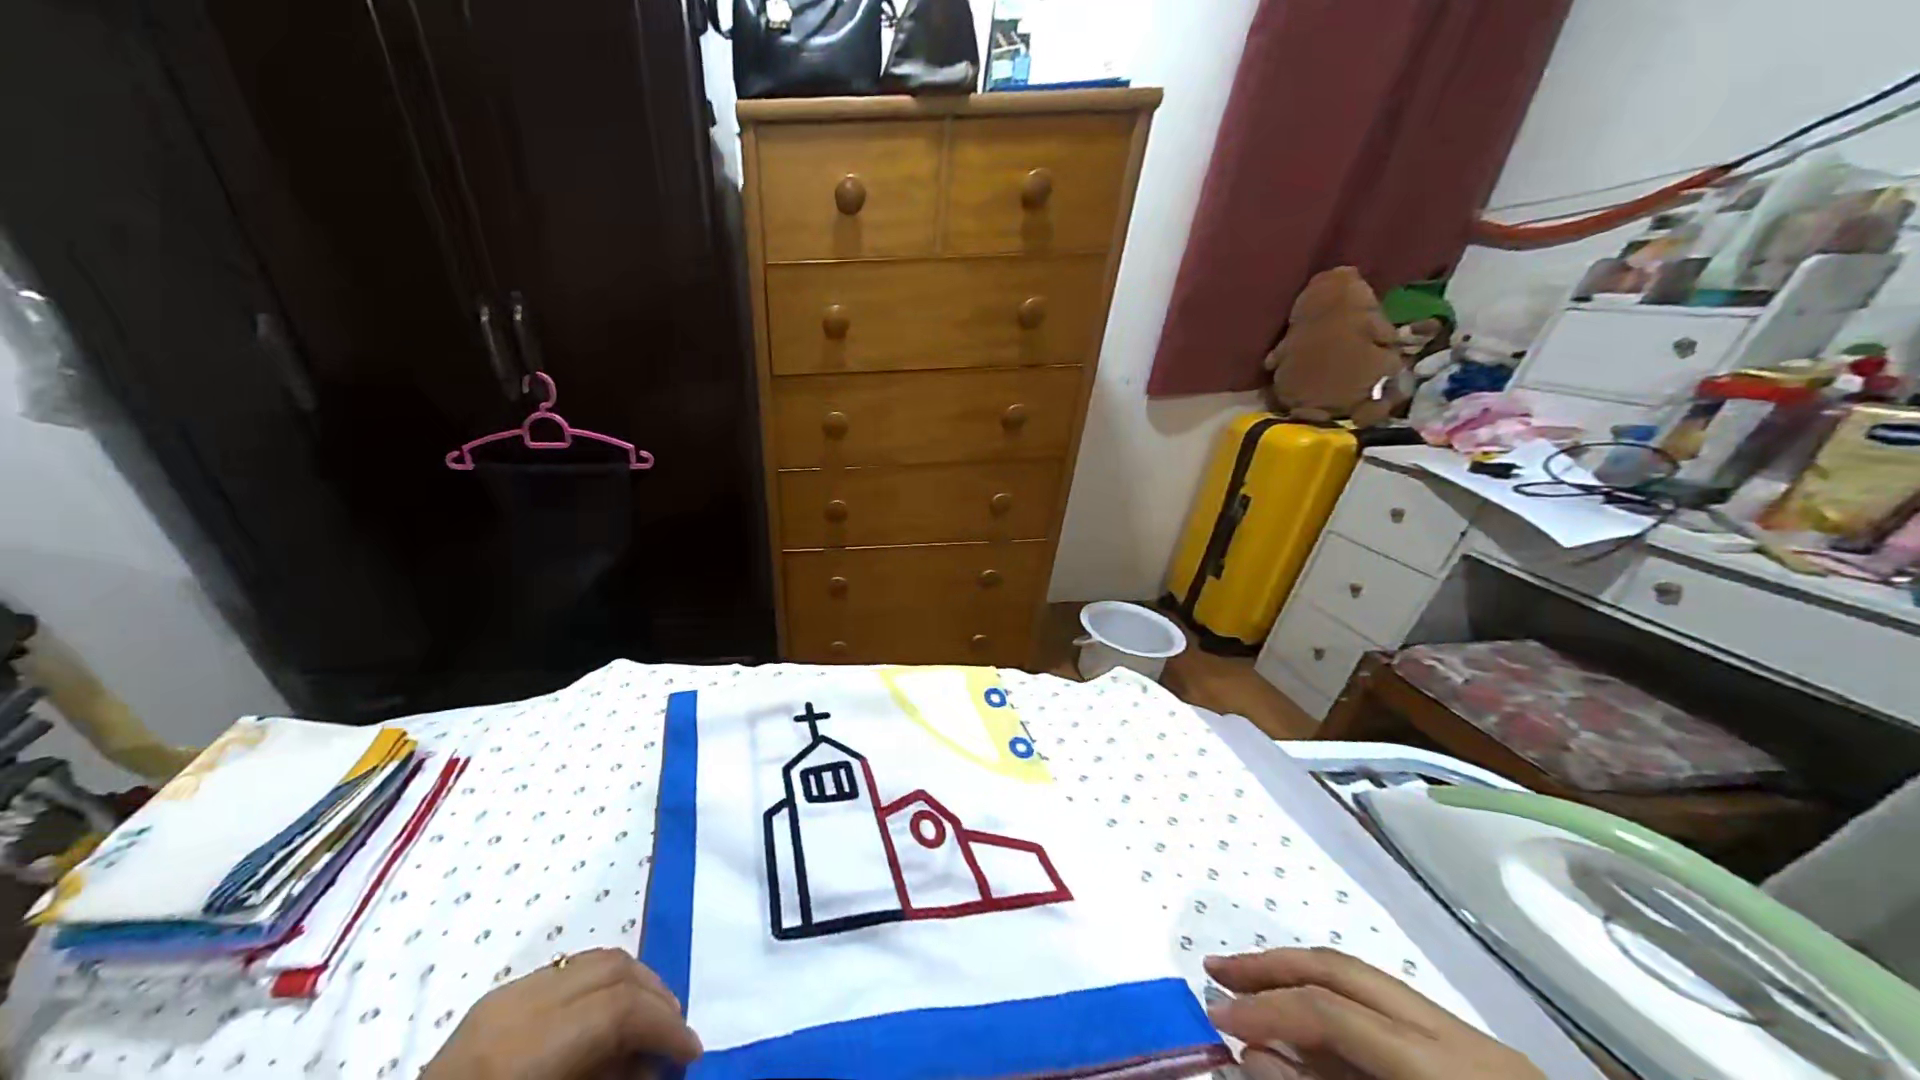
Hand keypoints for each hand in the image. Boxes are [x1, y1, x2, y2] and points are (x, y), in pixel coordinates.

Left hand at [422, 948, 702, 1079]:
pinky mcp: (493, 998)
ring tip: (649, 1021)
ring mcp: (501, 994)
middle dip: (656, 995)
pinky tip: (607, 1018)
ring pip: (594, 959)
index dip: (666, 1024)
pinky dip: (601, 985)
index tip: (692, 1051)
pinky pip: (566, 972)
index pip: (619, 1007)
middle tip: (676, 1032)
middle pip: (613, 967)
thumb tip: (658, 1062)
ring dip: (633, 982)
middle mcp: (515, 1005)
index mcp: (523, 1049)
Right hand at [1205, 948, 1542, 1079]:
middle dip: (1273, 965)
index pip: (1334, 1012)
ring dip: (1298, 977)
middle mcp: (1457, 1037)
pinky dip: (1332, 1005)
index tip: (1216, 1020)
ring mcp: (1469, 1040)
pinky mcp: (1471, 1052)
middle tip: (1216, 970)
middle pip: (1345, 969)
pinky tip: (1301, 1020)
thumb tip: (1254, 1055)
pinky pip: (1383, 1009)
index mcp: (1445, 1068)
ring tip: (1245, 983)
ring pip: (1363, 980)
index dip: (1267, 1010)